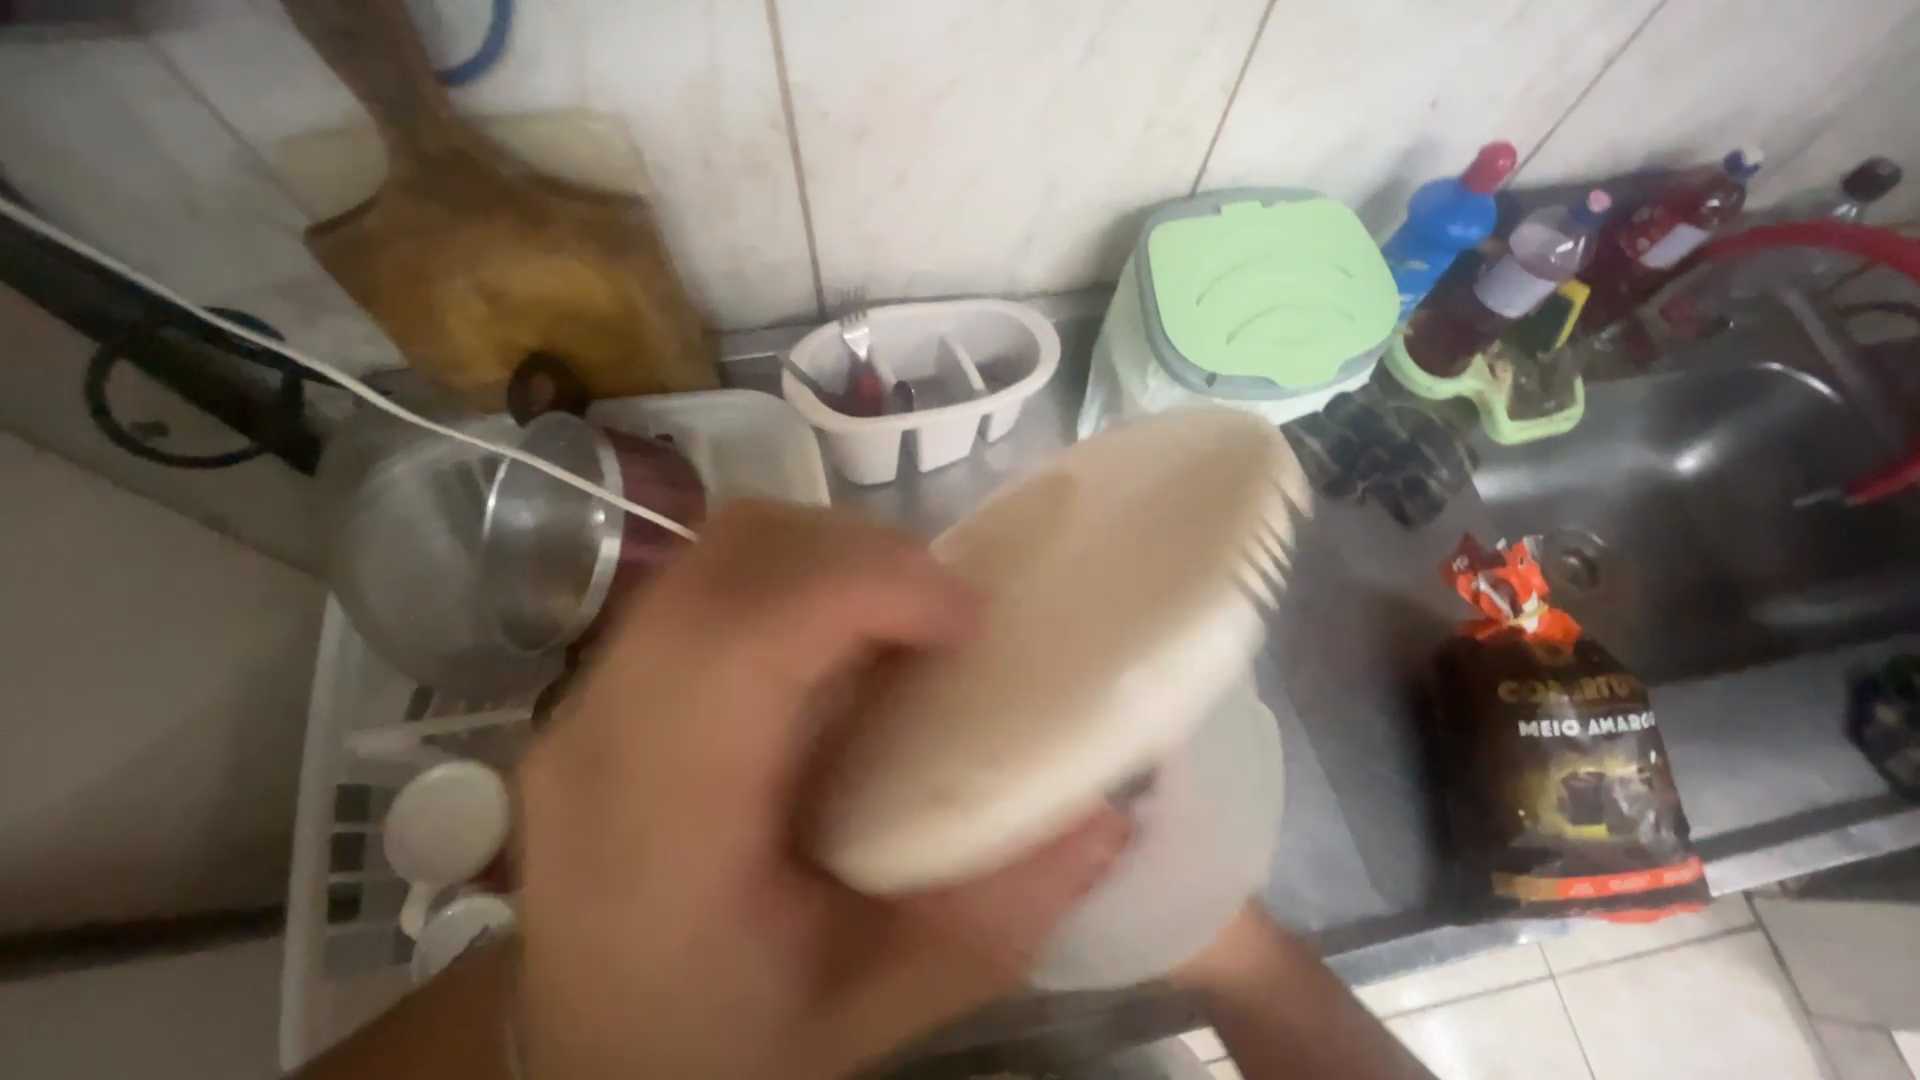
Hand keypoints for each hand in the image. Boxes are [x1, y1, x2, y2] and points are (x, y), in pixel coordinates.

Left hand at [514, 501, 1129, 1079]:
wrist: (572, 1050)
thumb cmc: (715, 1039)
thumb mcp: (865, 1011)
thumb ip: (986, 924)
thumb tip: (1101, 815)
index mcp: (658, 821)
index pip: (745, 631)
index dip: (867, 584)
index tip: (968, 617)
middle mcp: (603, 729)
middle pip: (735, 557)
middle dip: (864, 555)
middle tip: (949, 620)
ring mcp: (590, 692)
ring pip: (721, 552)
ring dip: (831, 560)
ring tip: (901, 629)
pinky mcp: (604, 680)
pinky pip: (710, 580)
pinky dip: (795, 581)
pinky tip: (840, 652)